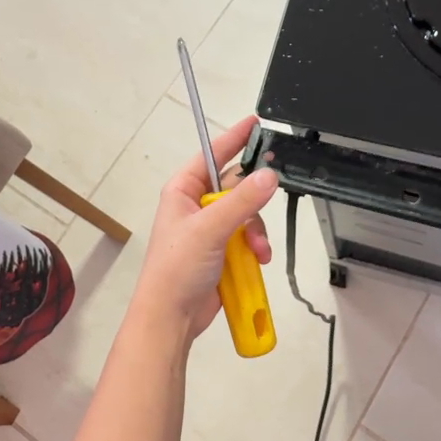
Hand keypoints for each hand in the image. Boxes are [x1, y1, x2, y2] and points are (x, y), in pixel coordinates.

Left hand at [131, 115, 278, 338]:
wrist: (171, 318)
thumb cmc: (177, 267)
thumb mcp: (209, 229)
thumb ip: (242, 201)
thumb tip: (270, 174)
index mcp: (183, 190)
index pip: (212, 154)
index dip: (234, 138)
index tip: (256, 122)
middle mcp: (197, 205)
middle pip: (237, 186)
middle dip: (254, 201)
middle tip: (270, 198)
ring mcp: (212, 229)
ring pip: (249, 214)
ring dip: (257, 231)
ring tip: (257, 251)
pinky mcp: (224, 251)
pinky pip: (250, 238)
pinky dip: (257, 247)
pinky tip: (258, 260)